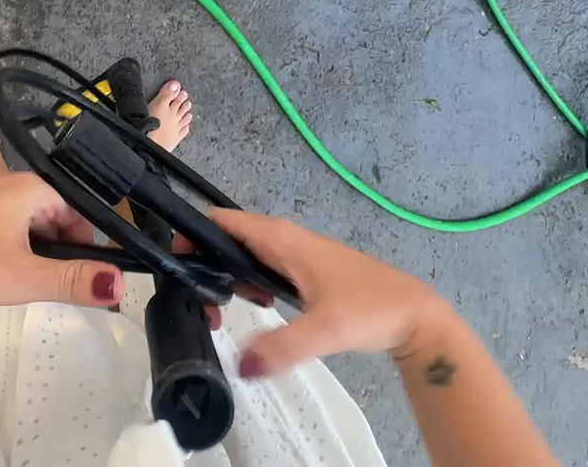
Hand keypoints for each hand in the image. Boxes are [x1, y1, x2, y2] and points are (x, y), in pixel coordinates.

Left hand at [0, 172, 124, 314]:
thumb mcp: (22, 278)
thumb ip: (72, 280)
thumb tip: (119, 282)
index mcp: (28, 187)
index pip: (75, 209)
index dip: (82, 243)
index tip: (76, 276)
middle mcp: (4, 177)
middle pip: (48, 210)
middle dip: (52, 245)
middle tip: (40, 283)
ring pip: (19, 215)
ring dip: (26, 244)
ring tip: (11, 279)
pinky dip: (0, 240)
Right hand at [210, 208, 450, 378]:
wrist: (412, 314)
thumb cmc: (370, 308)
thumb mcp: (326, 329)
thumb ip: (284, 346)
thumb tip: (241, 366)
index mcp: (280, 238)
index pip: (222, 221)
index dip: (193, 235)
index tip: (175, 264)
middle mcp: (282, 238)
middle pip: (228, 237)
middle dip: (204, 262)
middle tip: (197, 302)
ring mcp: (293, 252)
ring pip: (244, 253)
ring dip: (224, 275)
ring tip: (216, 310)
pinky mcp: (301, 269)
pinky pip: (260, 266)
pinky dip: (246, 282)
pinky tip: (251, 306)